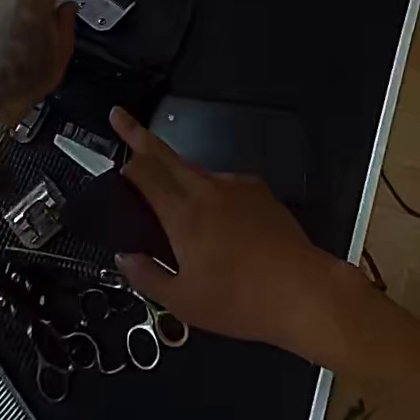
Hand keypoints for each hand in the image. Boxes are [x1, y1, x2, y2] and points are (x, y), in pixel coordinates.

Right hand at [110, 107, 355, 350]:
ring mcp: (234, 186)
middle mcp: (207, 190)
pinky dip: (211, 193)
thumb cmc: (246, 300)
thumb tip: (127, 260)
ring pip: (194, 169)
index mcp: (183, 213)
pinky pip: (223, 183)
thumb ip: (147, 276)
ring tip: (174, 201)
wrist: (303, 291)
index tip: (115, 166)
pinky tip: (218, 222)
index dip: (124, 166)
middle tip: (121, 118)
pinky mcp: (257, 190)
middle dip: (138, 132)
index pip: (142, 171)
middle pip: (164, 152)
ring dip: (176, 172)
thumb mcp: (184, 302)